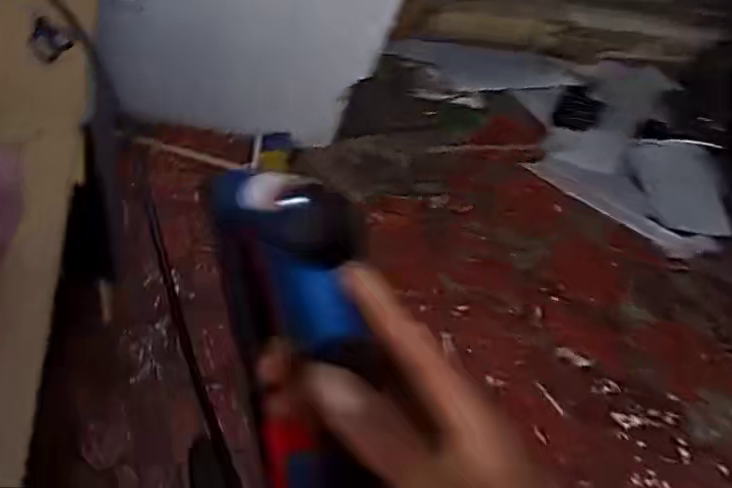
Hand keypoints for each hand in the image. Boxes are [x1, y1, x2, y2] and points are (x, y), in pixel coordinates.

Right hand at [257, 263, 543, 487]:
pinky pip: (354, 441)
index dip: (375, 301)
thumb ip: (386, 435)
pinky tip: (293, 432)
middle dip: (314, 353)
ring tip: (272, 400)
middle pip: (369, 366)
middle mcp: (439, 423)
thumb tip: (322, 373)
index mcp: (461, 410)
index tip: (339, 265)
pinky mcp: (406, 476)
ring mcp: (424, 454)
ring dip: (308, 393)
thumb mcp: (442, 485)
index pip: (411, 341)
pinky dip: (320, 430)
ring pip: (354, 402)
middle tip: (270, 363)